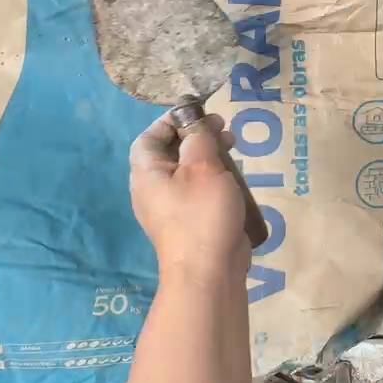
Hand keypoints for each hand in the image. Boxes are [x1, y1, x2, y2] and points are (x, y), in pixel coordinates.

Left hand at [129, 113, 250, 284]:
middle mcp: (152, 190)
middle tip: (225, 129)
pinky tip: (235, 179)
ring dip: (209, 155)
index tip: (200, 113)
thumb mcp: (203, 166)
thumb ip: (199, 139)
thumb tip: (197, 128)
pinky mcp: (189, 221)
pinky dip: (214, 177)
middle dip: (197, 136)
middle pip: (169, 152)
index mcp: (146, 174)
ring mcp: (170, 208)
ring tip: (235, 149)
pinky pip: (197, 190)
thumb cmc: (202, 213)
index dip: (171, 121)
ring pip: (186, 171)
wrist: (207, 269)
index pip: (148, 137)